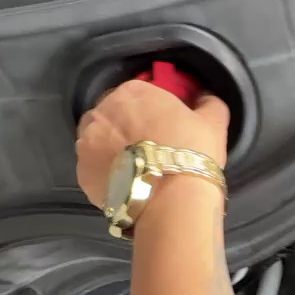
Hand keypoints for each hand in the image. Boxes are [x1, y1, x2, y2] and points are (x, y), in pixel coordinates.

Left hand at [75, 79, 230, 208]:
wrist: (173, 202)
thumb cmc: (193, 154)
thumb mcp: (212, 124)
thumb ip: (209, 105)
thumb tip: (206, 99)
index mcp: (132, 92)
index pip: (138, 97)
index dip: (149, 115)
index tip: (161, 132)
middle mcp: (102, 110)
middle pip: (112, 118)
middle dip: (126, 133)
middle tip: (147, 156)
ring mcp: (87, 142)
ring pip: (98, 144)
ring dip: (111, 154)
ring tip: (135, 175)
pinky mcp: (83, 174)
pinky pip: (95, 173)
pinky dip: (107, 179)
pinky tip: (126, 190)